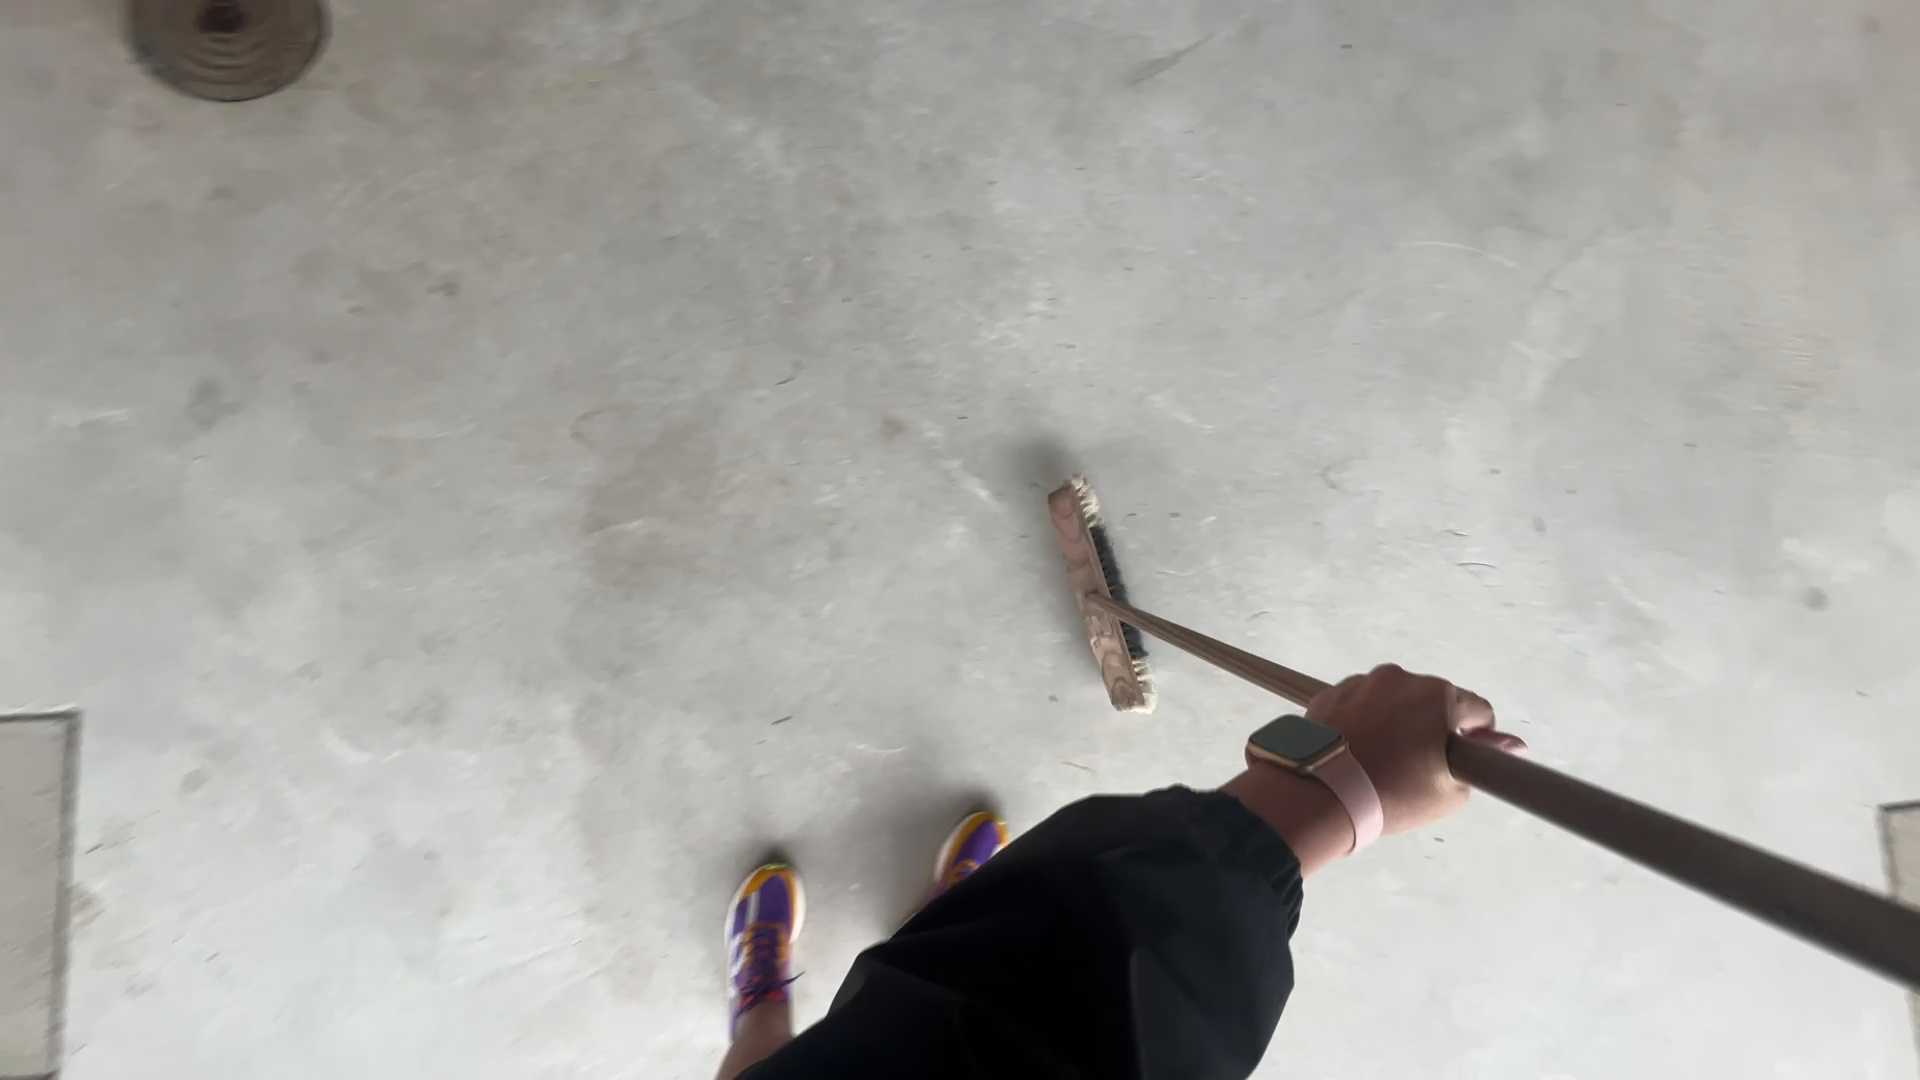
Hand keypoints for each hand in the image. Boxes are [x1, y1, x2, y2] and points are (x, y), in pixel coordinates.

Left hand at [1299, 664, 1524, 835]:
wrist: (1322, 789)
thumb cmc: (1394, 790)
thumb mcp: (1454, 788)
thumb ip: (1486, 759)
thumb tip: (1510, 744)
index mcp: (1436, 693)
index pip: (1477, 711)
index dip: (1477, 738)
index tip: (1460, 760)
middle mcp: (1396, 677)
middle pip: (1430, 700)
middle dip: (1431, 725)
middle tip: (1418, 763)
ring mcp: (1358, 682)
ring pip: (1391, 700)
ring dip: (1395, 719)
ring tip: (1383, 757)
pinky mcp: (1328, 693)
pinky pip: (1358, 704)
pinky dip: (1363, 719)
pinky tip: (1358, 748)